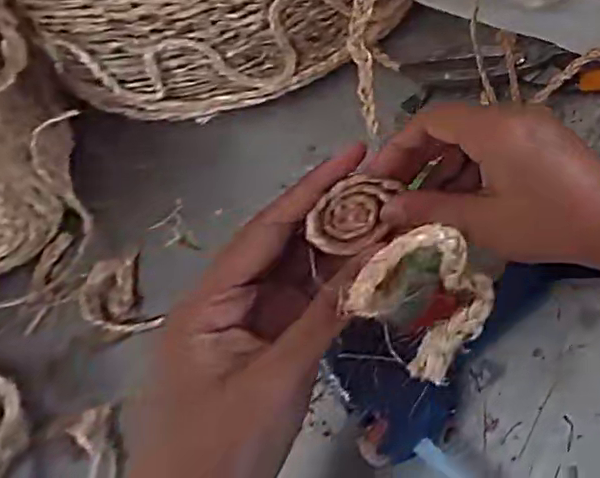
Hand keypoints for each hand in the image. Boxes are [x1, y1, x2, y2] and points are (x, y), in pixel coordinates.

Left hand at [132, 145, 372, 477]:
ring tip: (389, 205)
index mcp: (209, 303)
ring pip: (304, 263)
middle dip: (334, 206)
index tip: (355, 153)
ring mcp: (253, 319)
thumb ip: (328, 310)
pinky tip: (376, 253)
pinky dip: (345, 272)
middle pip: (287, 239)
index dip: (312, 187)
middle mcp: (229, 300)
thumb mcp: (276, 376)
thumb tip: (382, 251)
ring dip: (345, 238)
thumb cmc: (218, 446)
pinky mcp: (274, 336)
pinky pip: (313, 291)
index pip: (267, 229)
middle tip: (385, 174)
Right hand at [379, 103, 599, 269]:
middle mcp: (513, 115)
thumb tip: (389, 209)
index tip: (377, 183)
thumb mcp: (482, 220)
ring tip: (425, 211)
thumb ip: (431, 210)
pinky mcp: (544, 138)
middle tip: (395, 201)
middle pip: (453, 125)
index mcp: (495, 125)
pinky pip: (498, 144)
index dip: (398, 147)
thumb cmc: (547, 220)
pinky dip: (475, 167)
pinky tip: (463, 202)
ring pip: (475, 137)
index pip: (432, 118)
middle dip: (420, 160)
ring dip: (447, 168)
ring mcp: (532, 124)